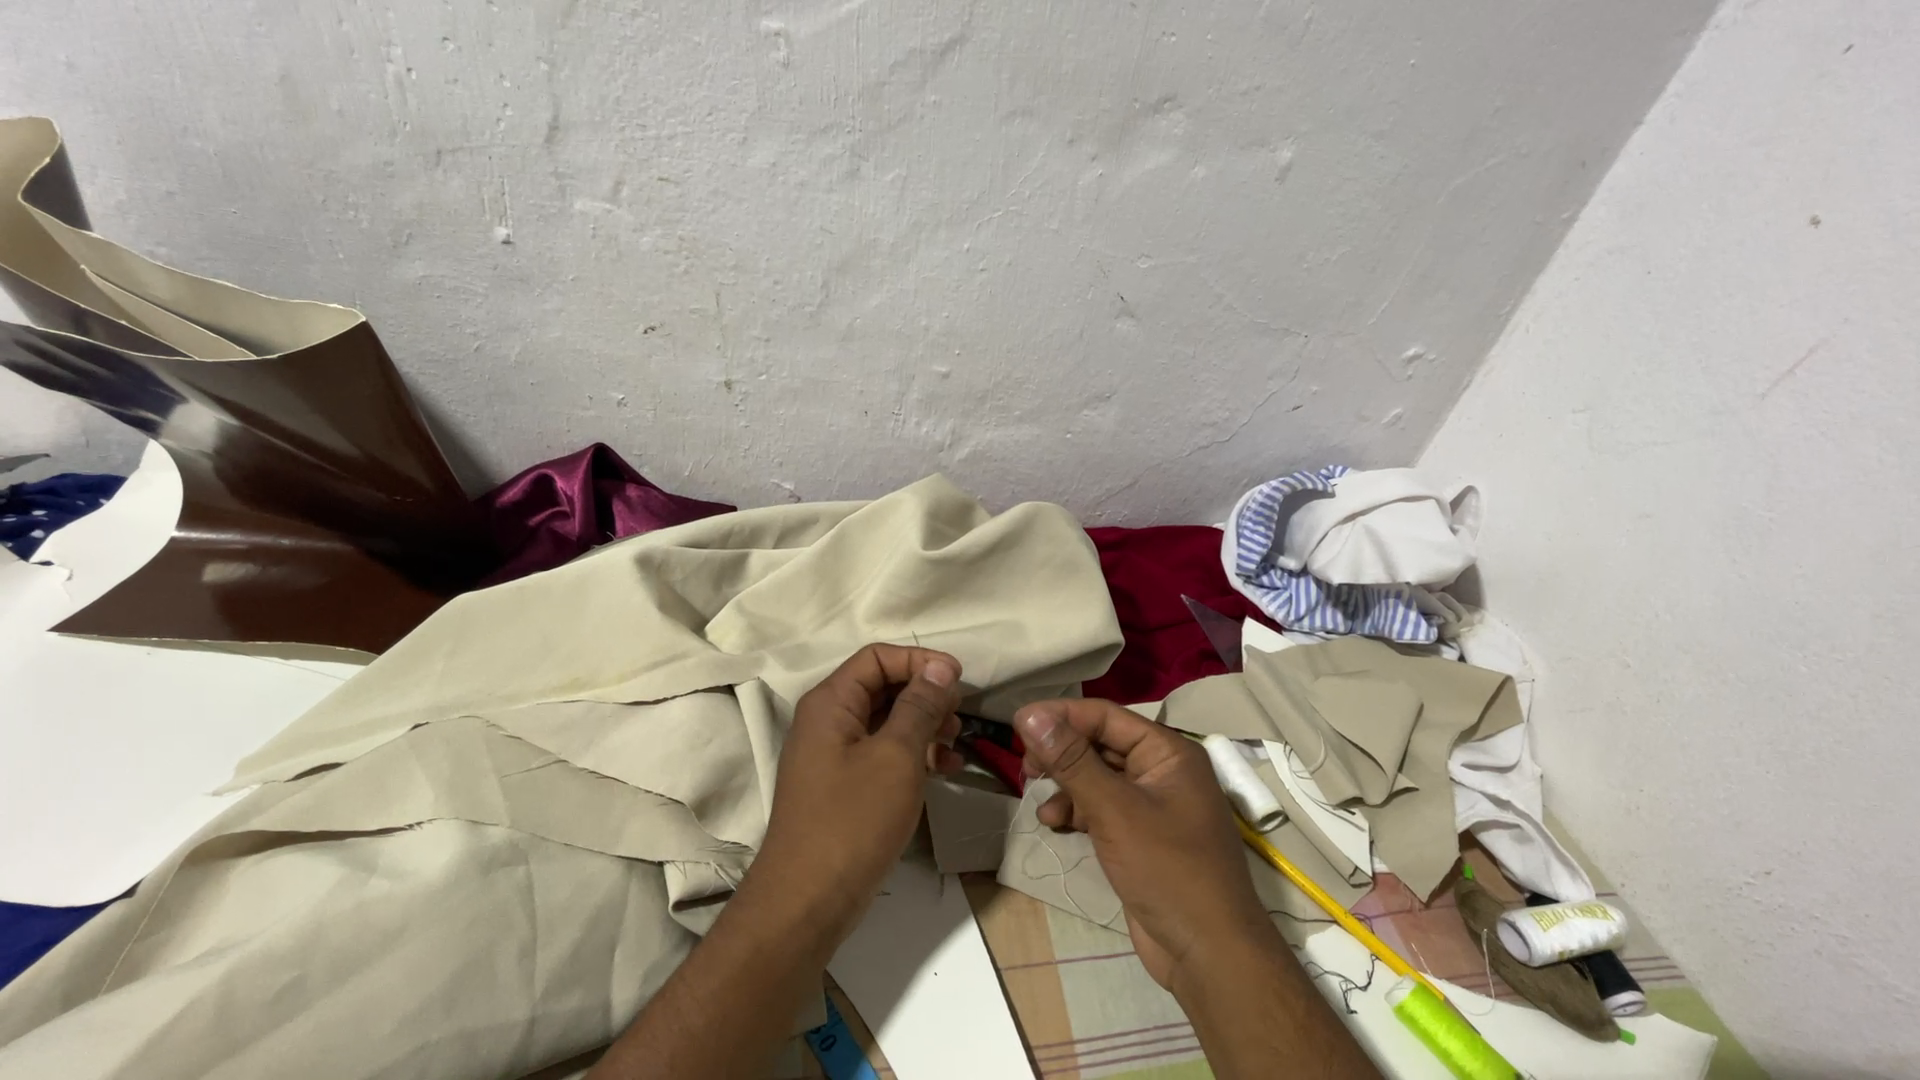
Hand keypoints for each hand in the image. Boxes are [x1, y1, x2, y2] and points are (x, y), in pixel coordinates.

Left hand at [742, 644, 965, 943]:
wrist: (808, 900)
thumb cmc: (852, 820)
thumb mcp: (895, 757)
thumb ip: (919, 707)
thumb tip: (938, 667)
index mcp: (830, 703)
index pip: (877, 657)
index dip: (919, 660)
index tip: (959, 678)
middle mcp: (827, 722)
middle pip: (881, 686)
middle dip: (925, 693)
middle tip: (961, 713)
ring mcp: (834, 756)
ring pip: (886, 722)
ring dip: (924, 725)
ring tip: (958, 740)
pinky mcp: (844, 787)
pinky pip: (883, 754)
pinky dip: (914, 755)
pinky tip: (948, 769)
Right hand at [1013, 699, 1280, 990]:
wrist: (1207, 952)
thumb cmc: (1167, 869)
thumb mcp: (1114, 810)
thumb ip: (1071, 761)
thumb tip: (1029, 715)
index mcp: (1168, 752)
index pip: (1106, 717)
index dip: (1061, 716)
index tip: (1017, 724)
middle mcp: (1162, 771)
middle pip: (1100, 744)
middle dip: (1061, 753)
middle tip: (1025, 766)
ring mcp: (1151, 805)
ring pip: (1096, 777)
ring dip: (1064, 784)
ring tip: (1036, 797)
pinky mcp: (1139, 836)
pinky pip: (1100, 808)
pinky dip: (1075, 811)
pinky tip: (1054, 823)